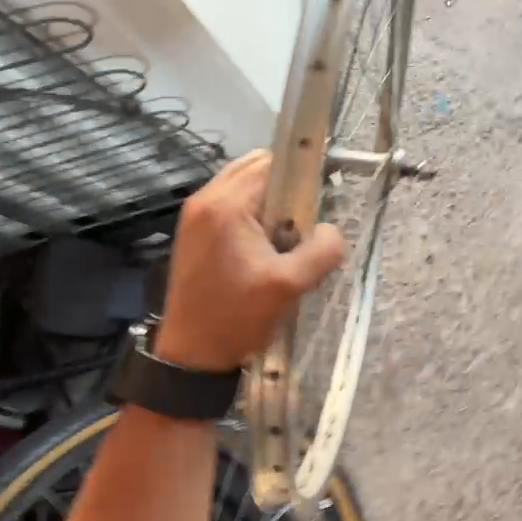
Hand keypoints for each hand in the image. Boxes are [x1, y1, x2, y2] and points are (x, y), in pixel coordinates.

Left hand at [152, 150, 345, 372]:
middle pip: (256, 165)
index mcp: (227, 205)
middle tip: (304, 218)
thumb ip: (322, 250)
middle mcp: (205, 199)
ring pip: (243, 181)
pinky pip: (230, 201)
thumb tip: (331, 229)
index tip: (321, 199)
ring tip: (285, 233)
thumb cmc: (237, 318)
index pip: (273, 163)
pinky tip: (264, 243)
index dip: (302, 173)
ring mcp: (194, 214)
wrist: (190, 357)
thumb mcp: (290, 286)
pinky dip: (252, 210)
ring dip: (269, 197)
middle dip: (286, 183)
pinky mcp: (192, 230)